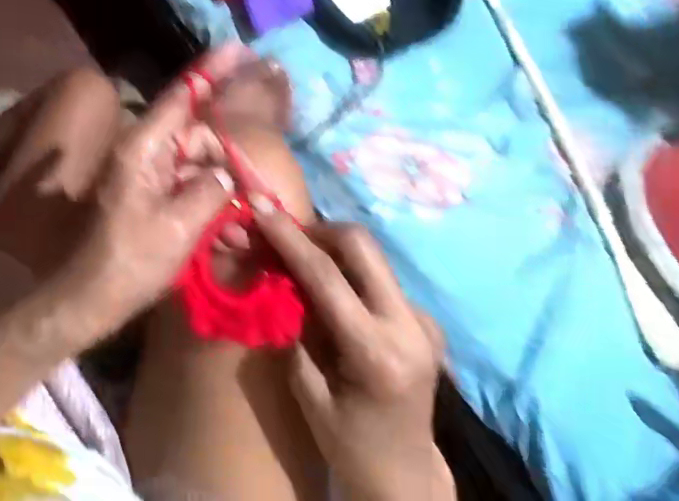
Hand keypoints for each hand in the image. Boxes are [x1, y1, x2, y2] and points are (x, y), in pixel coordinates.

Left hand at [41, 44, 260, 343]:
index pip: (181, 96)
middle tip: (256, 179)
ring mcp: (142, 172)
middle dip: (226, 147)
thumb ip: (211, 191)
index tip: (237, 48)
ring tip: (242, 209)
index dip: (210, 71)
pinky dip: (207, 194)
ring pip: (192, 158)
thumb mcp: (180, 227)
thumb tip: (228, 174)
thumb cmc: (131, 259)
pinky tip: (229, 217)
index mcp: (143, 148)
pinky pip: (184, 180)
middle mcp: (141, 151)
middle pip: (193, 131)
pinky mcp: (146, 193)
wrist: (88, 294)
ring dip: (219, 176)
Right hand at [252, 210, 453, 500]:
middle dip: (313, 229)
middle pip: (360, 244)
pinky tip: (320, 282)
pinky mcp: (422, 316)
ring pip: (368, 253)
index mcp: (378, 353)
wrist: (406, 475)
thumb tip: (264, 267)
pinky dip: (341, 264)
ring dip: (325, 244)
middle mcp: (410, 327)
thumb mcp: (305, 388)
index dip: (287, 235)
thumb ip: (290, 323)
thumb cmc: (346, 441)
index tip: (256, 205)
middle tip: (277, 235)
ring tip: (292, 256)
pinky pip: (374, 272)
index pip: (325, 275)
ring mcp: (422, 319)